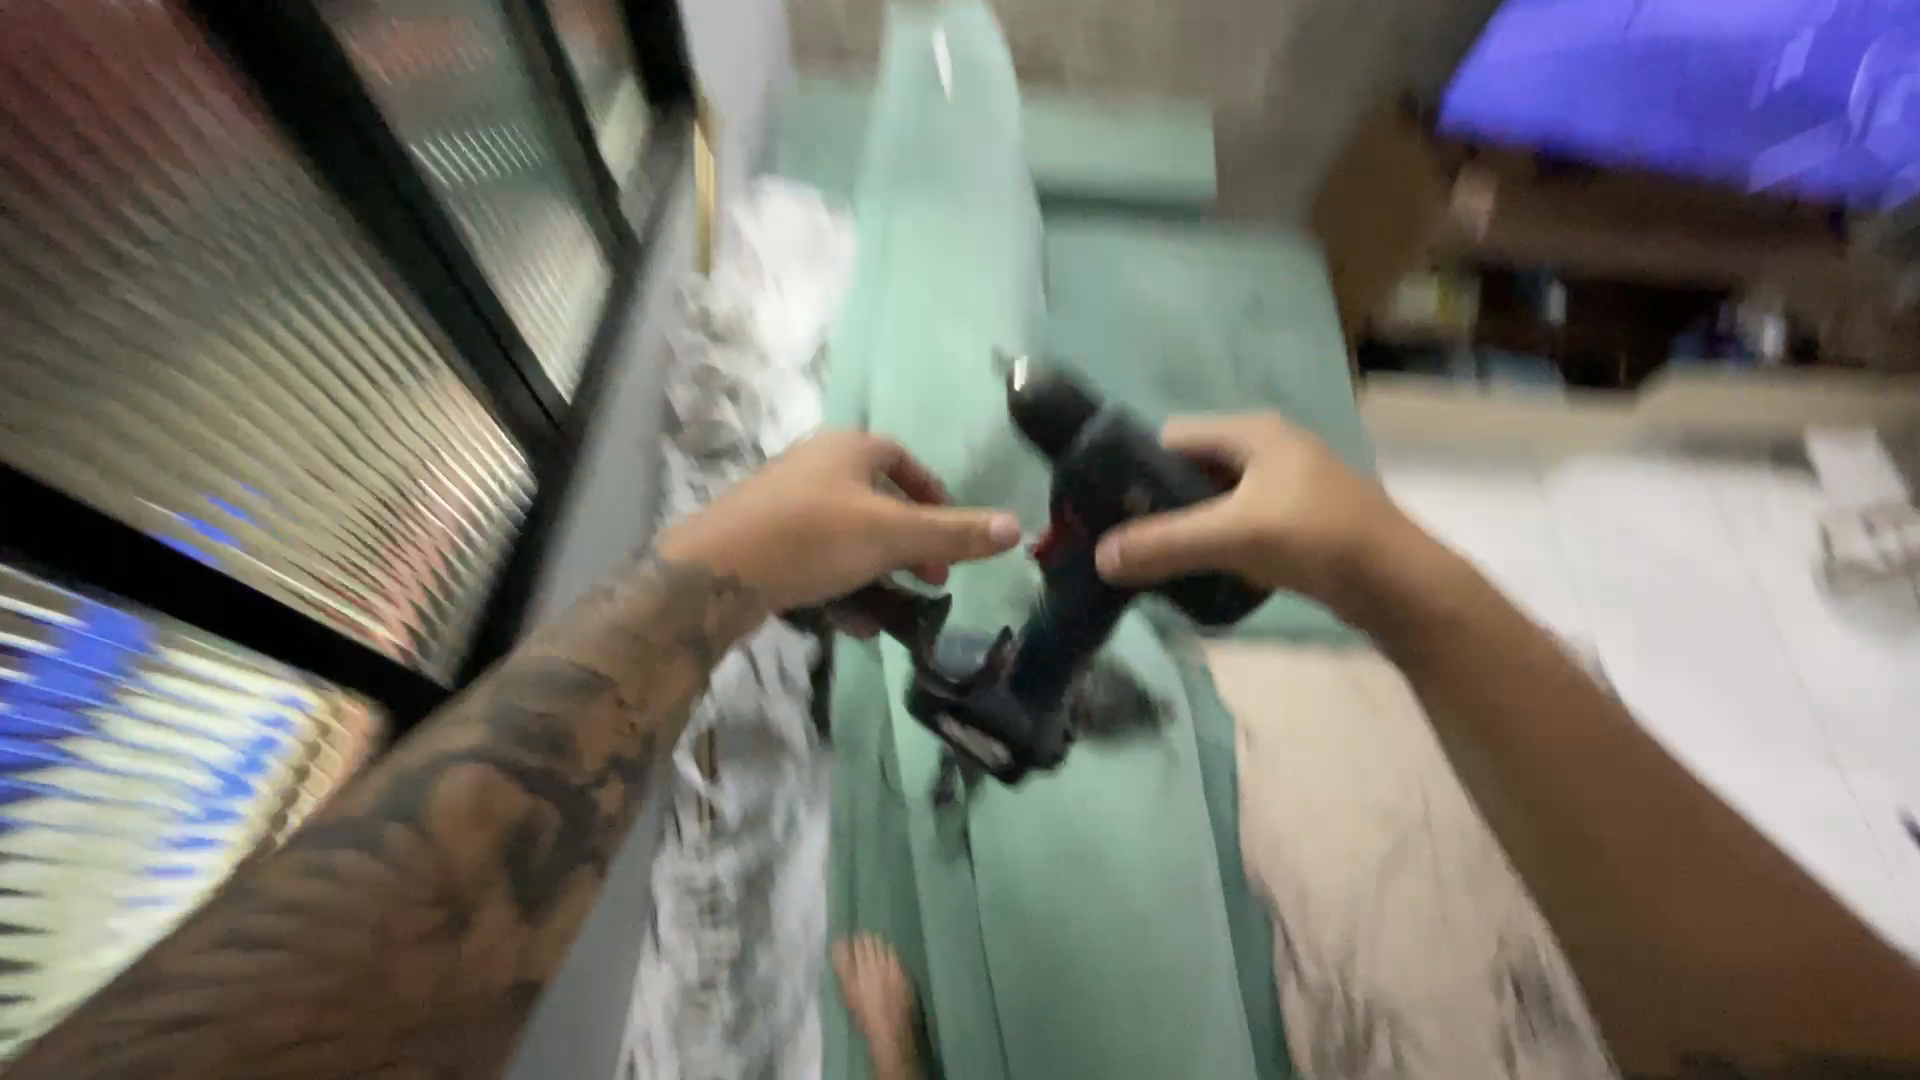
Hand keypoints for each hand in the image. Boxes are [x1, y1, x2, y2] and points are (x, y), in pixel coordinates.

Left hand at [657, 431, 1021, 611]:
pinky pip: (817, 559)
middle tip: (932, 578)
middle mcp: (815, 466)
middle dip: (909, 543)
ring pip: (848, 536)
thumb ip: (954, 533)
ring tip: (899, 608)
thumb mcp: (894, 535)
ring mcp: (784, 504)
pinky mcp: (763, 541)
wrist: (718, 571)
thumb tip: (1016, 527)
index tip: (950, 533)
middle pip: (877, 502)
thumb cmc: (815, 537)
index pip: (903, 460)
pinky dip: (842, 586)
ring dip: (878, 572)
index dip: (933, 494)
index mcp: (848, 448)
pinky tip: (856, 625)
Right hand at [1093, 414, 1422, 611]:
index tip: (1110, 507)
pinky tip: (1201, 569)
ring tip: (1158, 558)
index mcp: (1253, 431)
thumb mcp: (1234, 536)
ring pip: (1213, 499)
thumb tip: (1099, 556)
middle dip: (1158, 502)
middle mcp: (1267, 447)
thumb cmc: (1318, 539)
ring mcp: (1285, 483)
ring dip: (1186, 525)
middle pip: (1190, 469)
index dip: (1135, 467)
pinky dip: (1214, 541)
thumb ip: (1164, 544)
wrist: (1400, 584)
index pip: (1171, 437)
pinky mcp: (1295, 517)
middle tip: (1130, 539)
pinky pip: (1236, 521)